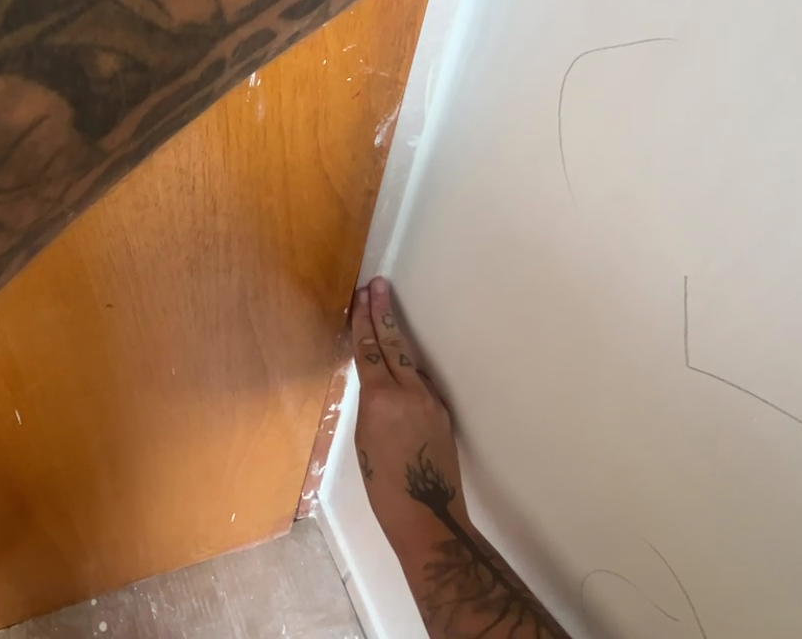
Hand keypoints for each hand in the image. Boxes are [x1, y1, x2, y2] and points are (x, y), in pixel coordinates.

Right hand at [351, 276, 469, 545]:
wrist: (428, 517)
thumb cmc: (383, 486)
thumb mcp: (363, 438)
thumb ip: (371, 402)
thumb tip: (378, 381)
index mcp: (381, 398)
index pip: (369, 350)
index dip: (363, 321)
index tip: (360, 296)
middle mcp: (408, 392)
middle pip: (392, 343)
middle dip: (382, 312)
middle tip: (378, 285)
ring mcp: (429, 401)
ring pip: (408, 360)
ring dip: (395, 335)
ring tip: (386, 311)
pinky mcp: (441, 413)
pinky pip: (419, 383)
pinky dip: (407, 369)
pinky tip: (399, 366)